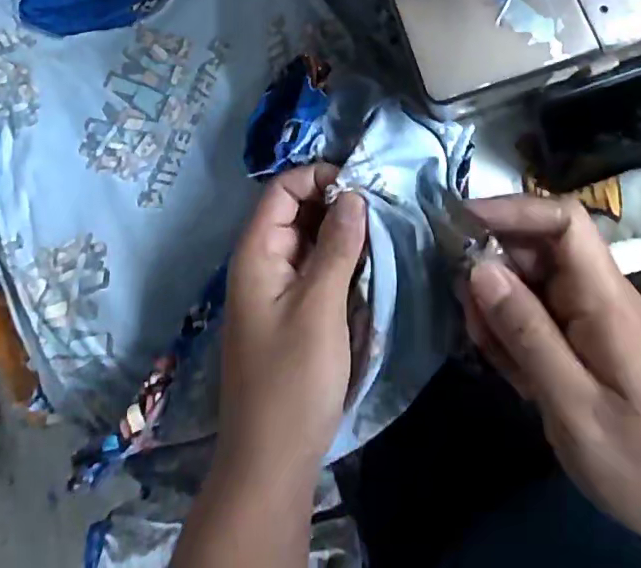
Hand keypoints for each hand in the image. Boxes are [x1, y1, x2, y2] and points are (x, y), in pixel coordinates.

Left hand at [219, 163, 366, 481]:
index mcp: (257, 254)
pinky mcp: (292, 312)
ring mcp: (276, 289)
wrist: (271, 461)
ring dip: (343, 232)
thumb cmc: (293, 381)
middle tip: (382, 211)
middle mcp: (263, 263)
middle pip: (296, 211)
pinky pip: (316, 269)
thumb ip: (336, 247)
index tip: (363, 189)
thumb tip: (353, 195)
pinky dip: (341, 260)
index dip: (319, 178)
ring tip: (384, 234)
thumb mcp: (319, 307)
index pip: (282, 189)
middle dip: (337, 203)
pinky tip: (370, 265)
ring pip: (310, 240)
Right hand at [460, 195, 640, 560]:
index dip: (512, 210)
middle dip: (492, 267)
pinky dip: (514, 333)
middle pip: (537, 248)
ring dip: (498, 307)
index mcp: (604, 297)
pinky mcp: (585, 340)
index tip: (461, 225)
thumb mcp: (575, 406)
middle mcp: (597, 294)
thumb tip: (478, 268)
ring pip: (530, 282)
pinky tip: (511, 371)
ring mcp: (591, 317)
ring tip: (487, 348)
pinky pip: (538, 316)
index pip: (563, 220)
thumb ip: (527, 334)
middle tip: (463, 310)